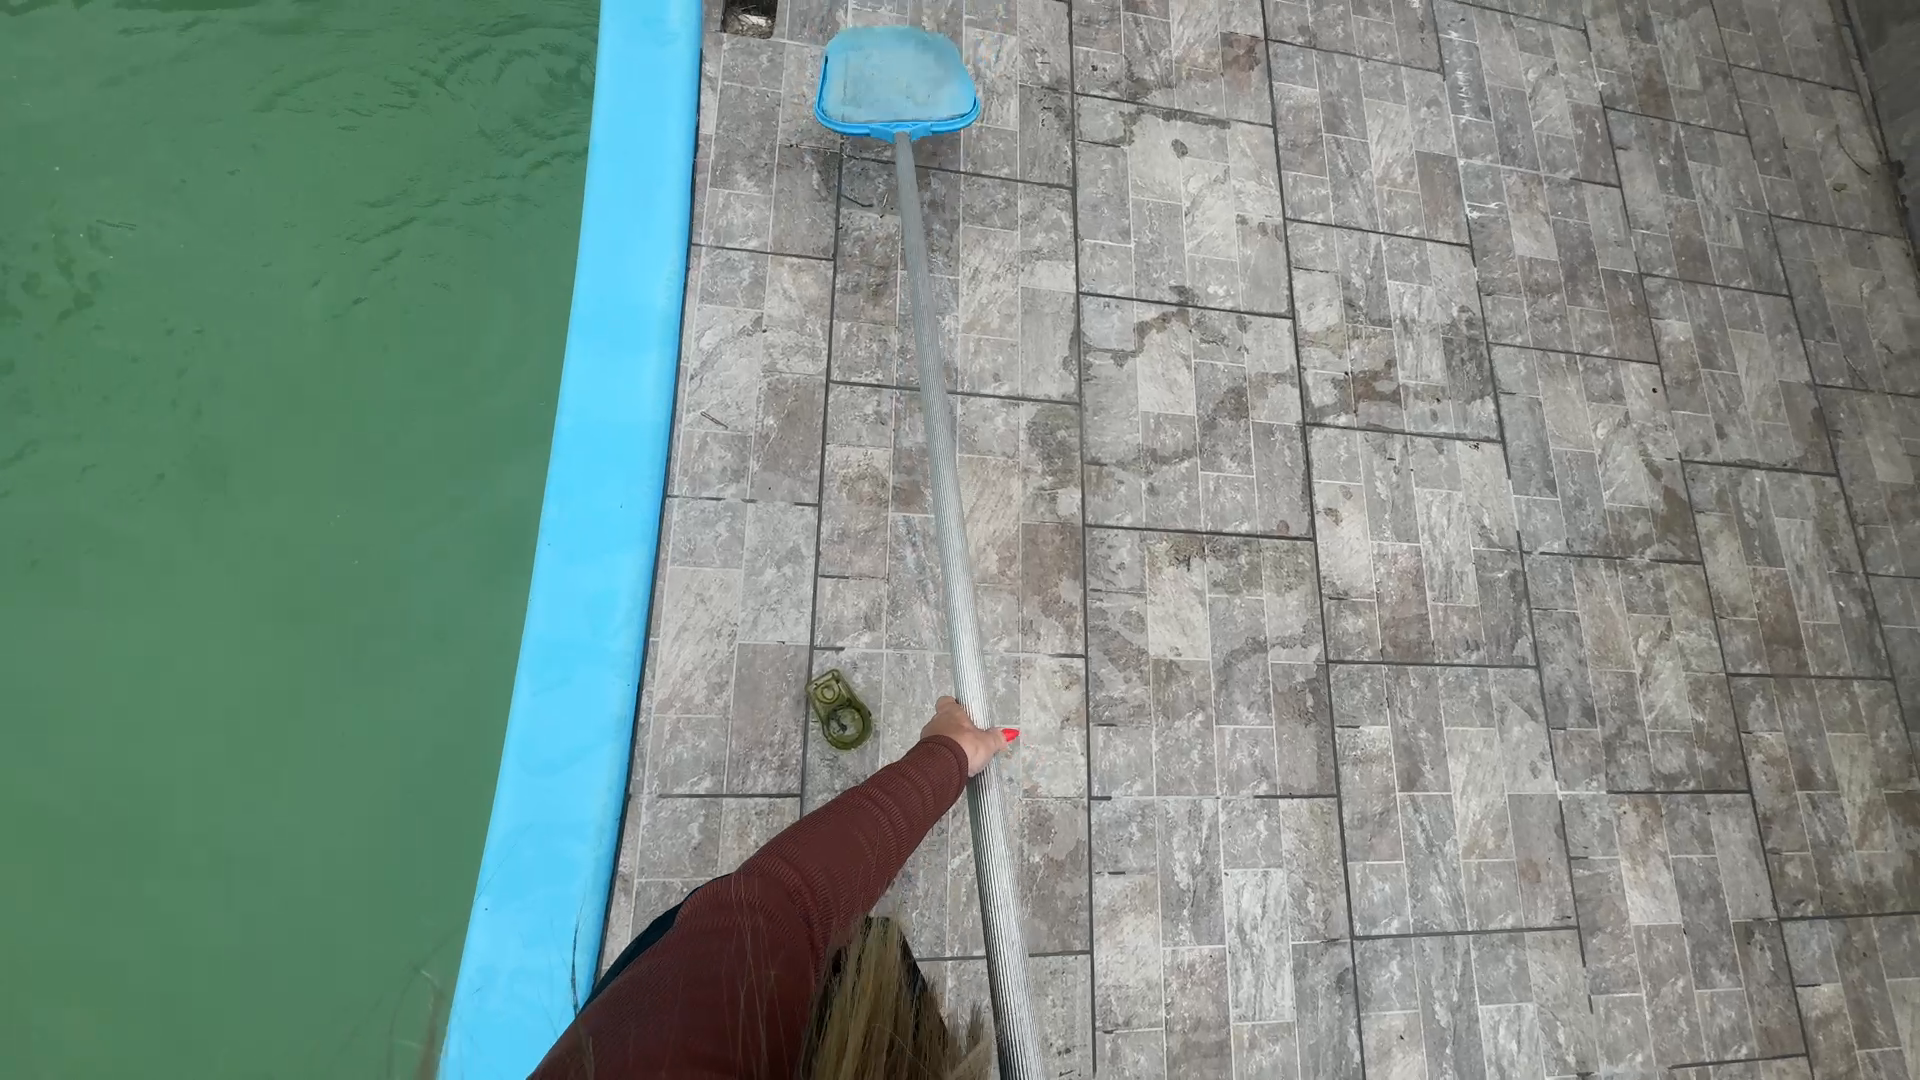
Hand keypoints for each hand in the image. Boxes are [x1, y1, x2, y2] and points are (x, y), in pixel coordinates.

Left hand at [920, 696, 1015, 776]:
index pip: (947, 701)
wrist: (942, 768)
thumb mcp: (987, 743)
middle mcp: (935, 722)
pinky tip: (954, 767)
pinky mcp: (923, 756)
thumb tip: (1005, 734)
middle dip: (954, 730)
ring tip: (961, 756)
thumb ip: (996, 738)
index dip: (954, 705)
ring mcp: (926, 739)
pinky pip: (933, 754)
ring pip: (937, 738)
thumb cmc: (964, 746)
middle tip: (967, 740)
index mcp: (950, 712)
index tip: (964, 712)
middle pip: (943, 720)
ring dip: (947, 745)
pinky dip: (942, 759)